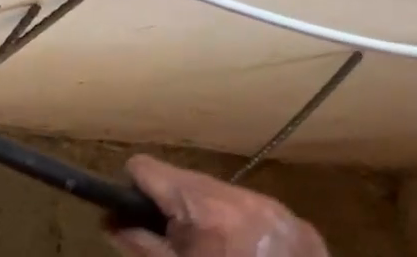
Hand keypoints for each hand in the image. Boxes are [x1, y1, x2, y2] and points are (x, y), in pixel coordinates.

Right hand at [110, 155, 328, 256]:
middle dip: (177, 206)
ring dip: (212, 216)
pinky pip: (257, 212)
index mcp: (206, 208)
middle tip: (187, 246)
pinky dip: (245, 229)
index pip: (144, 167)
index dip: (135, 190)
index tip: (143, 218)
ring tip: (222, 253)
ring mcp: (280, 212)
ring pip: (220, 195)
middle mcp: (243, 198)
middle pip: (184, 180)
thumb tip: (110, 223)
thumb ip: (138, 244)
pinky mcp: (306, 230)